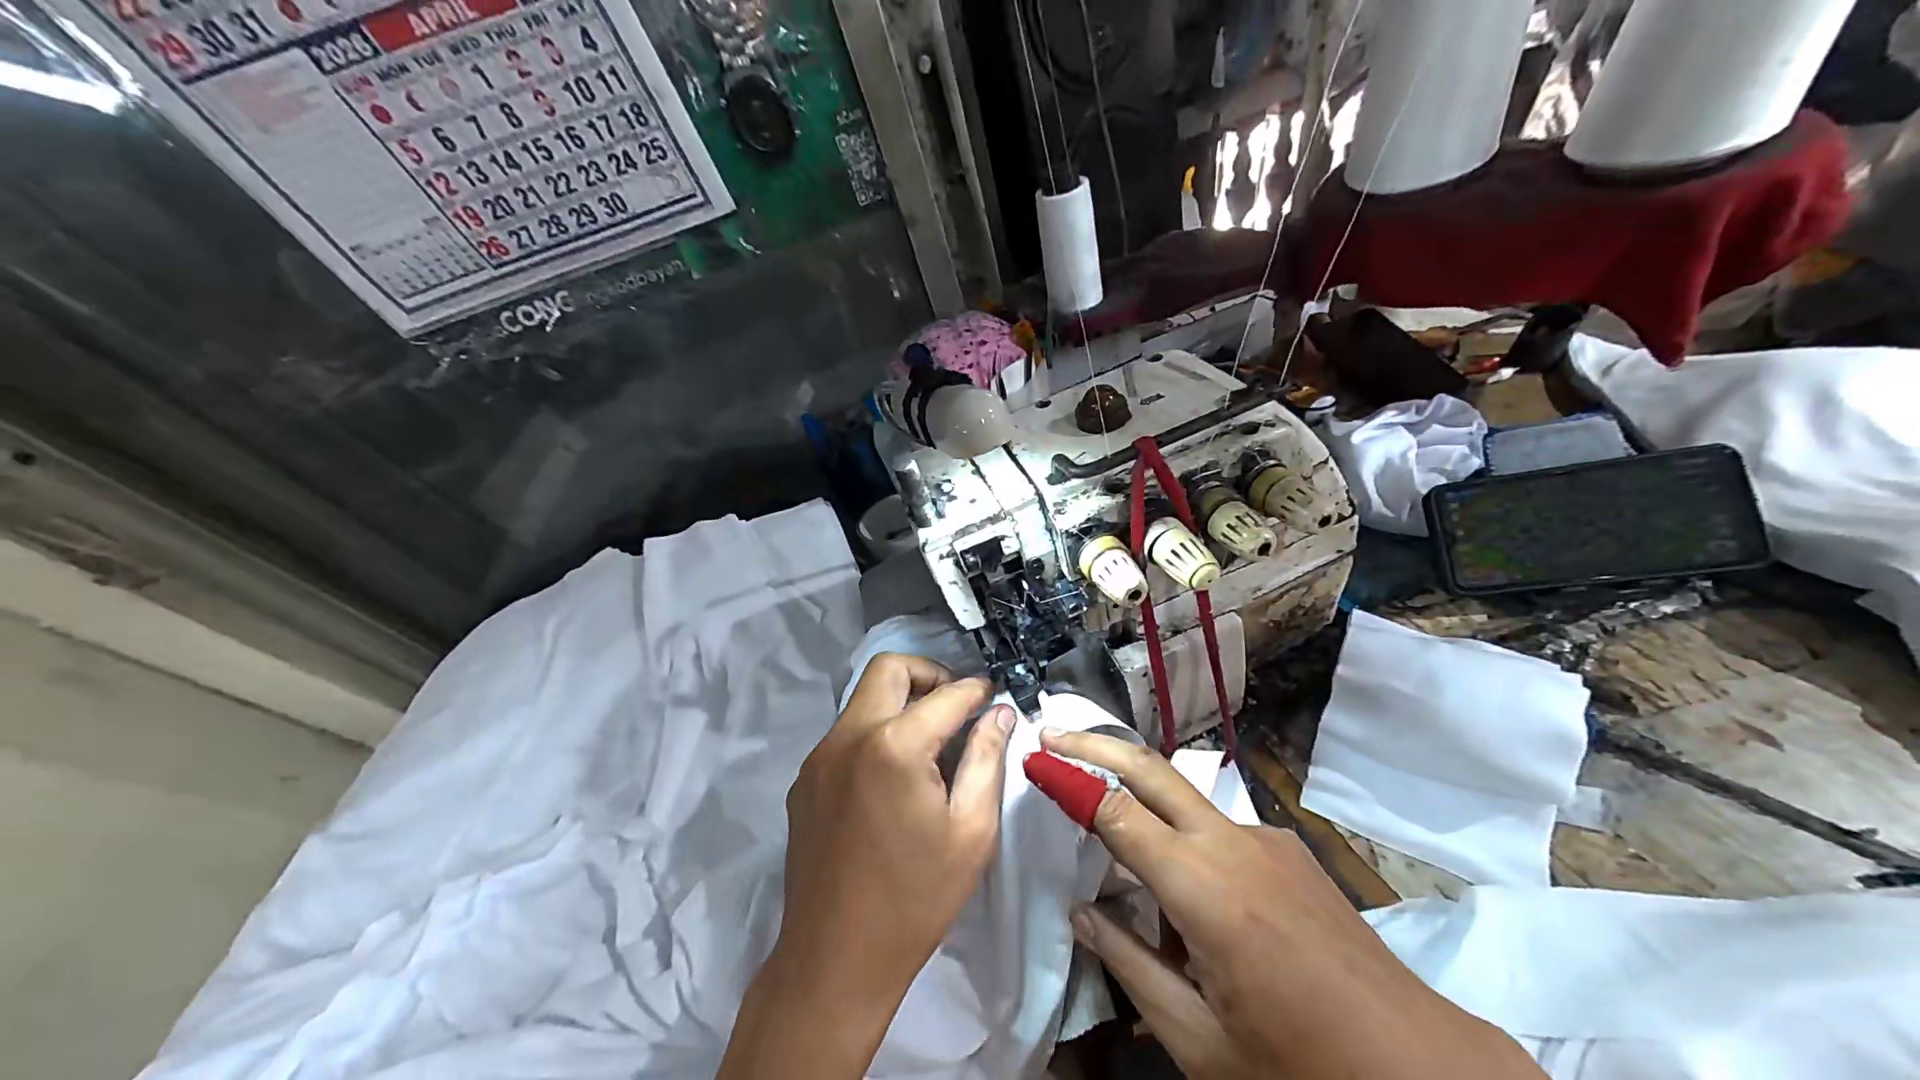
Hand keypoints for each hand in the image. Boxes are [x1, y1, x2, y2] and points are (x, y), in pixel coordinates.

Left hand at [717, 655, 1015, 1079]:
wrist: (835, 959)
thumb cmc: (916, 898)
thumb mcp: (971, 831)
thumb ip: (987, 759)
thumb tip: (999, 713)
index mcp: (894, 745)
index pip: (947, 694)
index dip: (977, 691)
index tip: (994, 698)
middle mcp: (848, 735)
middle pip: (889, 669)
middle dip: (929, 675)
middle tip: (956, 708)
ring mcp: (819, 757)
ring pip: (863, 699)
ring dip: (899, 703)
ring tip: (929, 744)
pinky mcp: (804, 780)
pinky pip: (845, 734)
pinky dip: (875, 733)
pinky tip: (892, 778)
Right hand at [1040, 729, 1544, 1079]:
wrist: (1423, 1067)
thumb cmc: (1300, 1066)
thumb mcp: (1199, 1038)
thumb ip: (1130, 963)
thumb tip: (1083, 912)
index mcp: (1204, 891)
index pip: (1117, 813)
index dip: (1070, 782)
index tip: (1032, 758)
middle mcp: (1232, 844)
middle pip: (1152, 770)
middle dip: (1096, 743)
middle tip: (1051, 732)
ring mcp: (1266, 841)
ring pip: (1184, 800)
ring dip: (1139, 799)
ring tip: (1118, 864)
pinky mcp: (1288, 851)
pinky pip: (1217, 831)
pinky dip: (1182, 842)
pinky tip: (1187, 902)